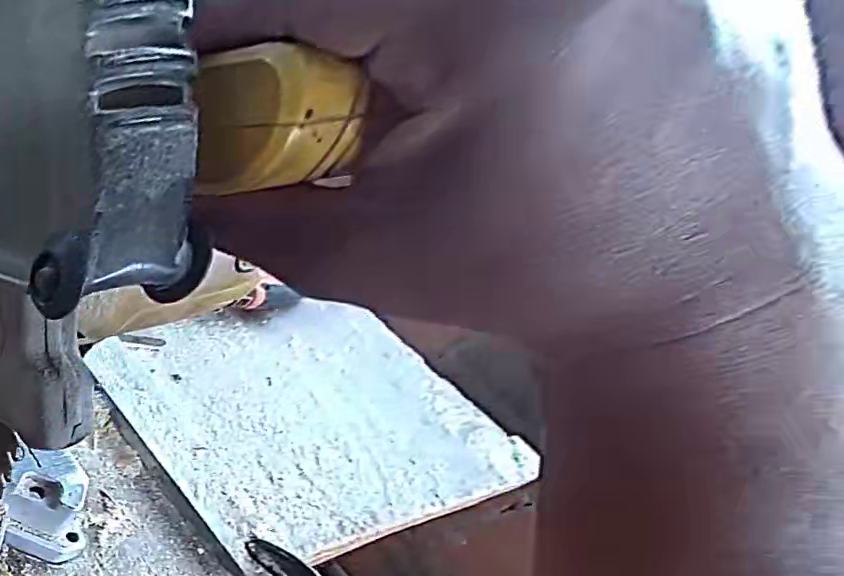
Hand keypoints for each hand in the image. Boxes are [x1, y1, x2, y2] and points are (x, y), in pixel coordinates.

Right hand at [192, 0, 811, 356]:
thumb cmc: (505, 269)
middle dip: (287, 50)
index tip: (187, 74)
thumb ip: (247, 216)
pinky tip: (405, 100)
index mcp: (483, 18)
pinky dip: (403, 43)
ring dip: (342, 52)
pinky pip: (453, 8)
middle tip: (257, 120)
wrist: (667, 265)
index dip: (230, 27)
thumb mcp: (346, 256)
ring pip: (400, 2)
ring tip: (338, 120)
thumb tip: (187, 187)